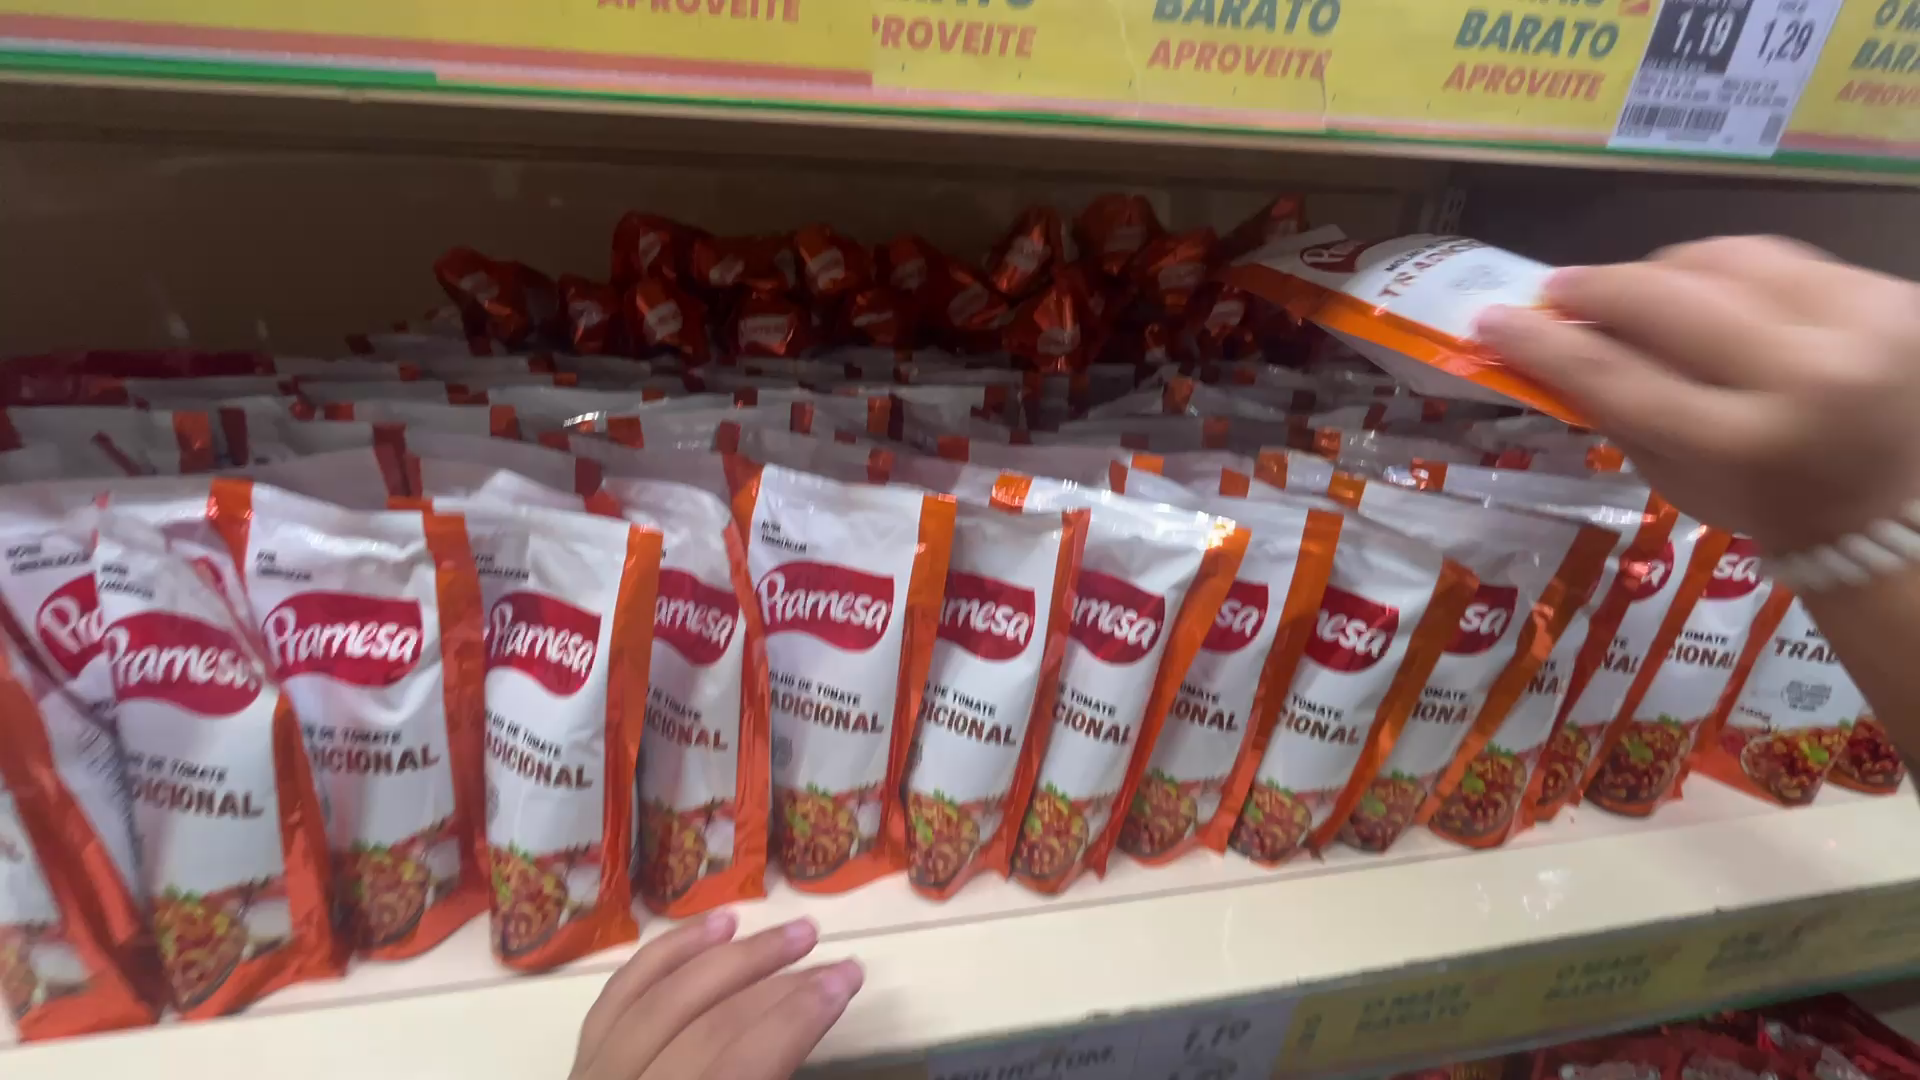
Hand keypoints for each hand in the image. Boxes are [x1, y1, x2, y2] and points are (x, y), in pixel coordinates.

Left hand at [571, 913, 861, 1079]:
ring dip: (732, 954)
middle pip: (708, 1024)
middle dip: (777, 978)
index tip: (849, 975)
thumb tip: (808, 1028)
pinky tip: (714, 927)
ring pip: (663, 999)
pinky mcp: (574, 1071)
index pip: (745, 1062)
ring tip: (788, 930)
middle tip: (826, 948)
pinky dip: (669, 953)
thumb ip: (774, 1077)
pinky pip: (619, 996)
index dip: (802, 1014)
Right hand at [1476, 236, 1919, 553]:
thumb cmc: (1750, 494)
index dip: (1541, 341)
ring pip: (1723, 260)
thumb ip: (1611, 402)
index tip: (1492, 320)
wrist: (1888, 501)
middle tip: (1556, 289)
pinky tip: (1698, 291)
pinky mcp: (1890, 293)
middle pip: (1668, 301)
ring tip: (1629, 291)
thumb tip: (1550, 343)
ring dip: (1657, 272)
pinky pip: (1777, 256)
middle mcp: (1803, 376)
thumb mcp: (1664, 467)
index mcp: (1732, 439)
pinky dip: (1718, 269)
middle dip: (1597, 287)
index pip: (1611, 372)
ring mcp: (1860, 325)